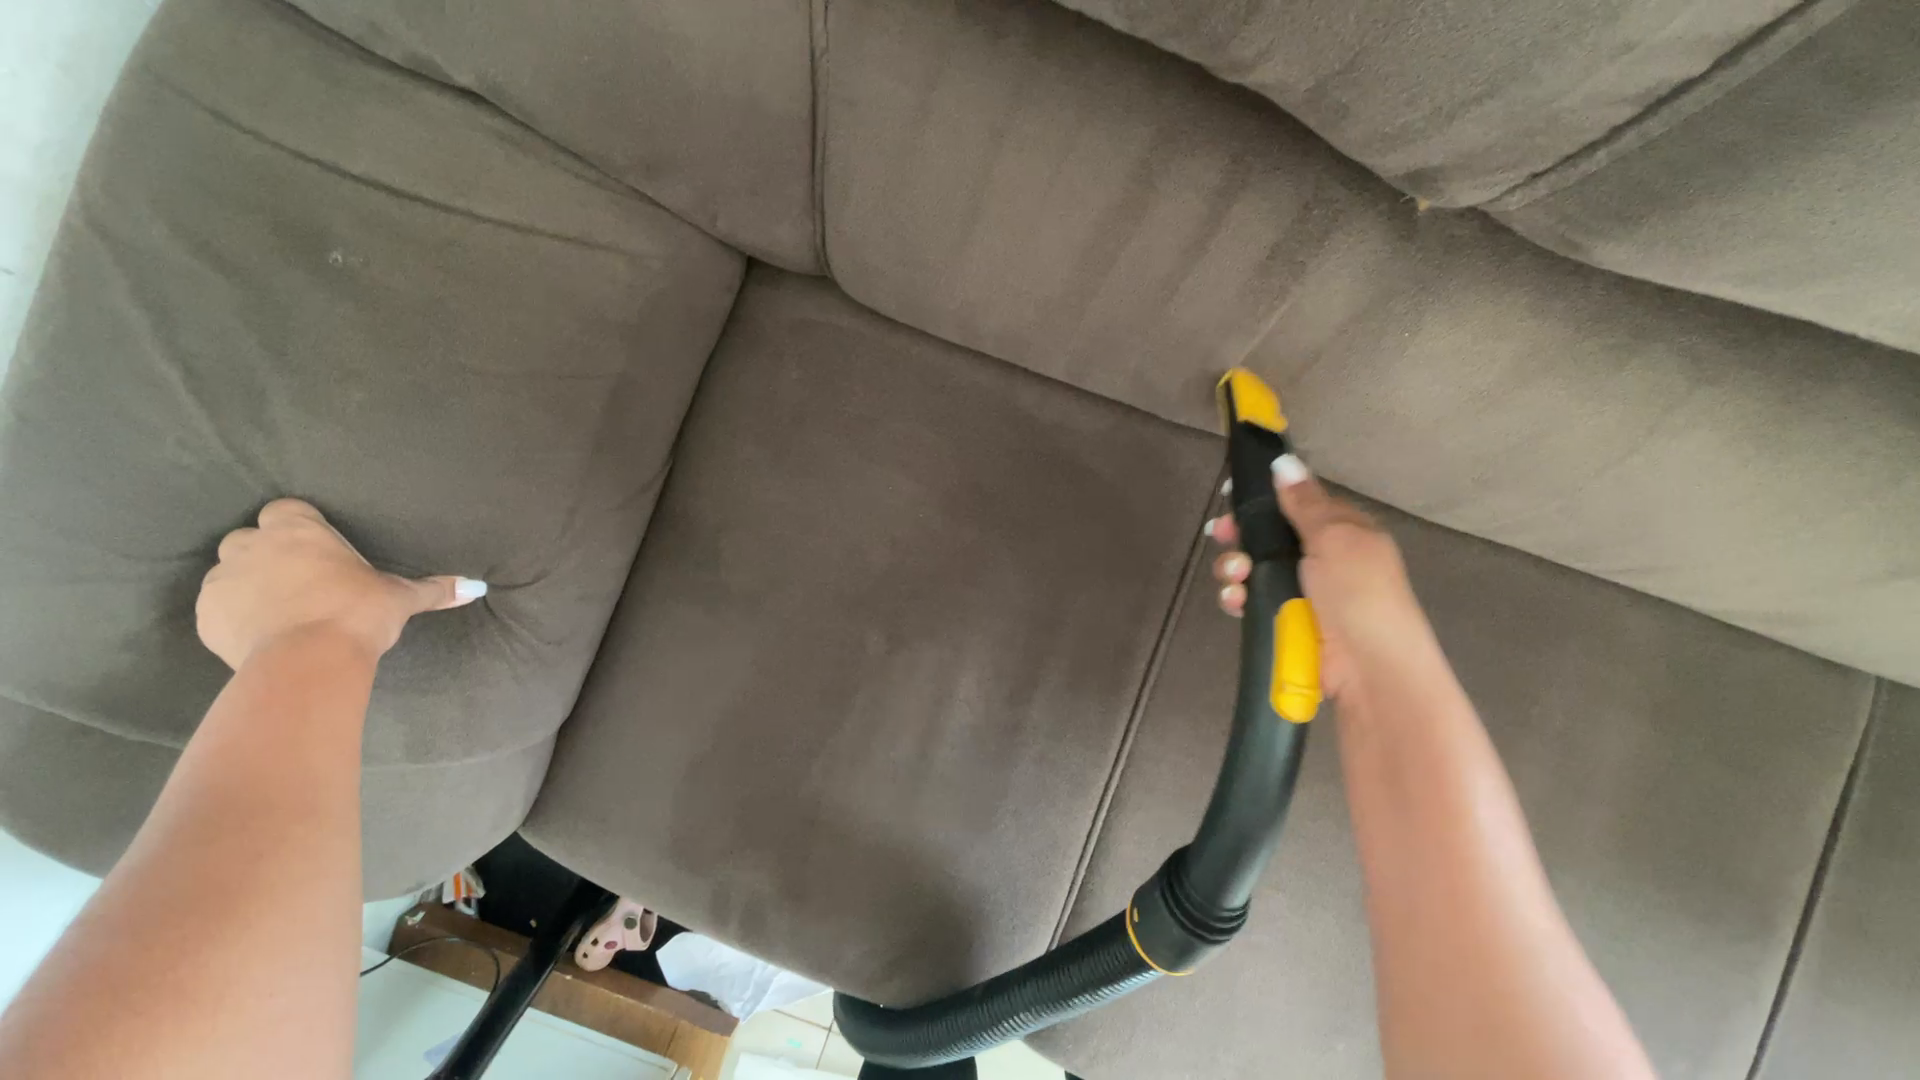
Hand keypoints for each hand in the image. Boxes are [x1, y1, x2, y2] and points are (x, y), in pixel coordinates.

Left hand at [196, 498, 485, 668]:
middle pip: (249, 538)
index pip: (287, 509)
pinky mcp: (206, 617)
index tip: (318, 547)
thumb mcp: (401, 599)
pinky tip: (262, 633)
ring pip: (229, 572)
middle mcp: (253, 547)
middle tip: (301, 580)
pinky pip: (218, 609)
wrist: (308, 660)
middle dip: (268, 554)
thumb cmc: (357, 613)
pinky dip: (235, 616)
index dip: (300, 526)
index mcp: (299, 531)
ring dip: (249, 584)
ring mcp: (223, 581)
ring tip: (281, 610)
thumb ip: (434, 589)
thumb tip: (476, 588)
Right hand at [1207, 456, 1433, 698]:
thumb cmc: (1358, 593)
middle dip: (1241, 535)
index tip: (1231, 494)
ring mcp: (1301, 591)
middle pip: (1267, 535)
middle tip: (1222, 535)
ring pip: (1253, 568)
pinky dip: (1238, 598)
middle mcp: (1321, 557)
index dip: (1264, 498)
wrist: (1369, 666)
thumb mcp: (1335, 537)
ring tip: (1234, 577)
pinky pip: (1251, 600)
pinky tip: (1235, 601)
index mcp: (1343, 530)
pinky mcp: (1285, 620)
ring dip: (1235, 568)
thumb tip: (1284, 461)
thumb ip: (1304, 502)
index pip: (1296, 502)